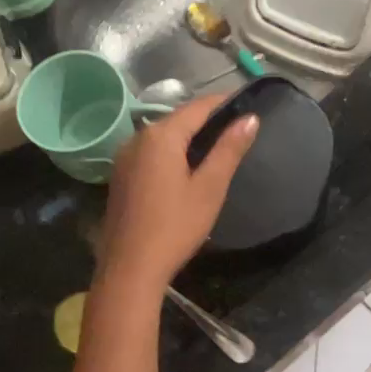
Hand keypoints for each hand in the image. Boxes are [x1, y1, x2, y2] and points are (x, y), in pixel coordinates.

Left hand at [95, 96, 257, 289]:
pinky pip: (150, 153)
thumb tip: (250, 119)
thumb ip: (229, 149)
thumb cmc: (175, 227)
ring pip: (163, 136)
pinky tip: (187, 168)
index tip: (247, 103)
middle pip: (178, 119)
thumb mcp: (209, 188)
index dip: (224, 102)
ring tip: (217, 147)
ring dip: (188, 137)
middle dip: (207, 119)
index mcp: (161, 136)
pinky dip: (171, 152)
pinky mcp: (120, 176)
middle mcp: (137, 138)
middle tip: (237, 127)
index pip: (198, 106)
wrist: (130, 268)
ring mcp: (124, 157)